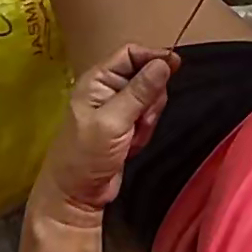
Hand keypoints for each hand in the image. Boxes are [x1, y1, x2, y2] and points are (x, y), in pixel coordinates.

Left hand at [30, 44, 179, 229]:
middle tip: (143, 118)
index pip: (131, 53)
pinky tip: (133, 144)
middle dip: (151, 97)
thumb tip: (164, 62)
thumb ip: (140, 91)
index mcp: (98, 79)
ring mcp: (118, 106)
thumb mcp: (114, 122)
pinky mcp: (127, 124)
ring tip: (134, 135)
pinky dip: (146, 129)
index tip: (175, 65)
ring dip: (149, 116)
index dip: (153, 56)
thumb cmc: (86, 156)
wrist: (76, 198)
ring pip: (150, 96)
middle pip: (146, 74)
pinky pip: (148, 115)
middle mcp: (108, 88)